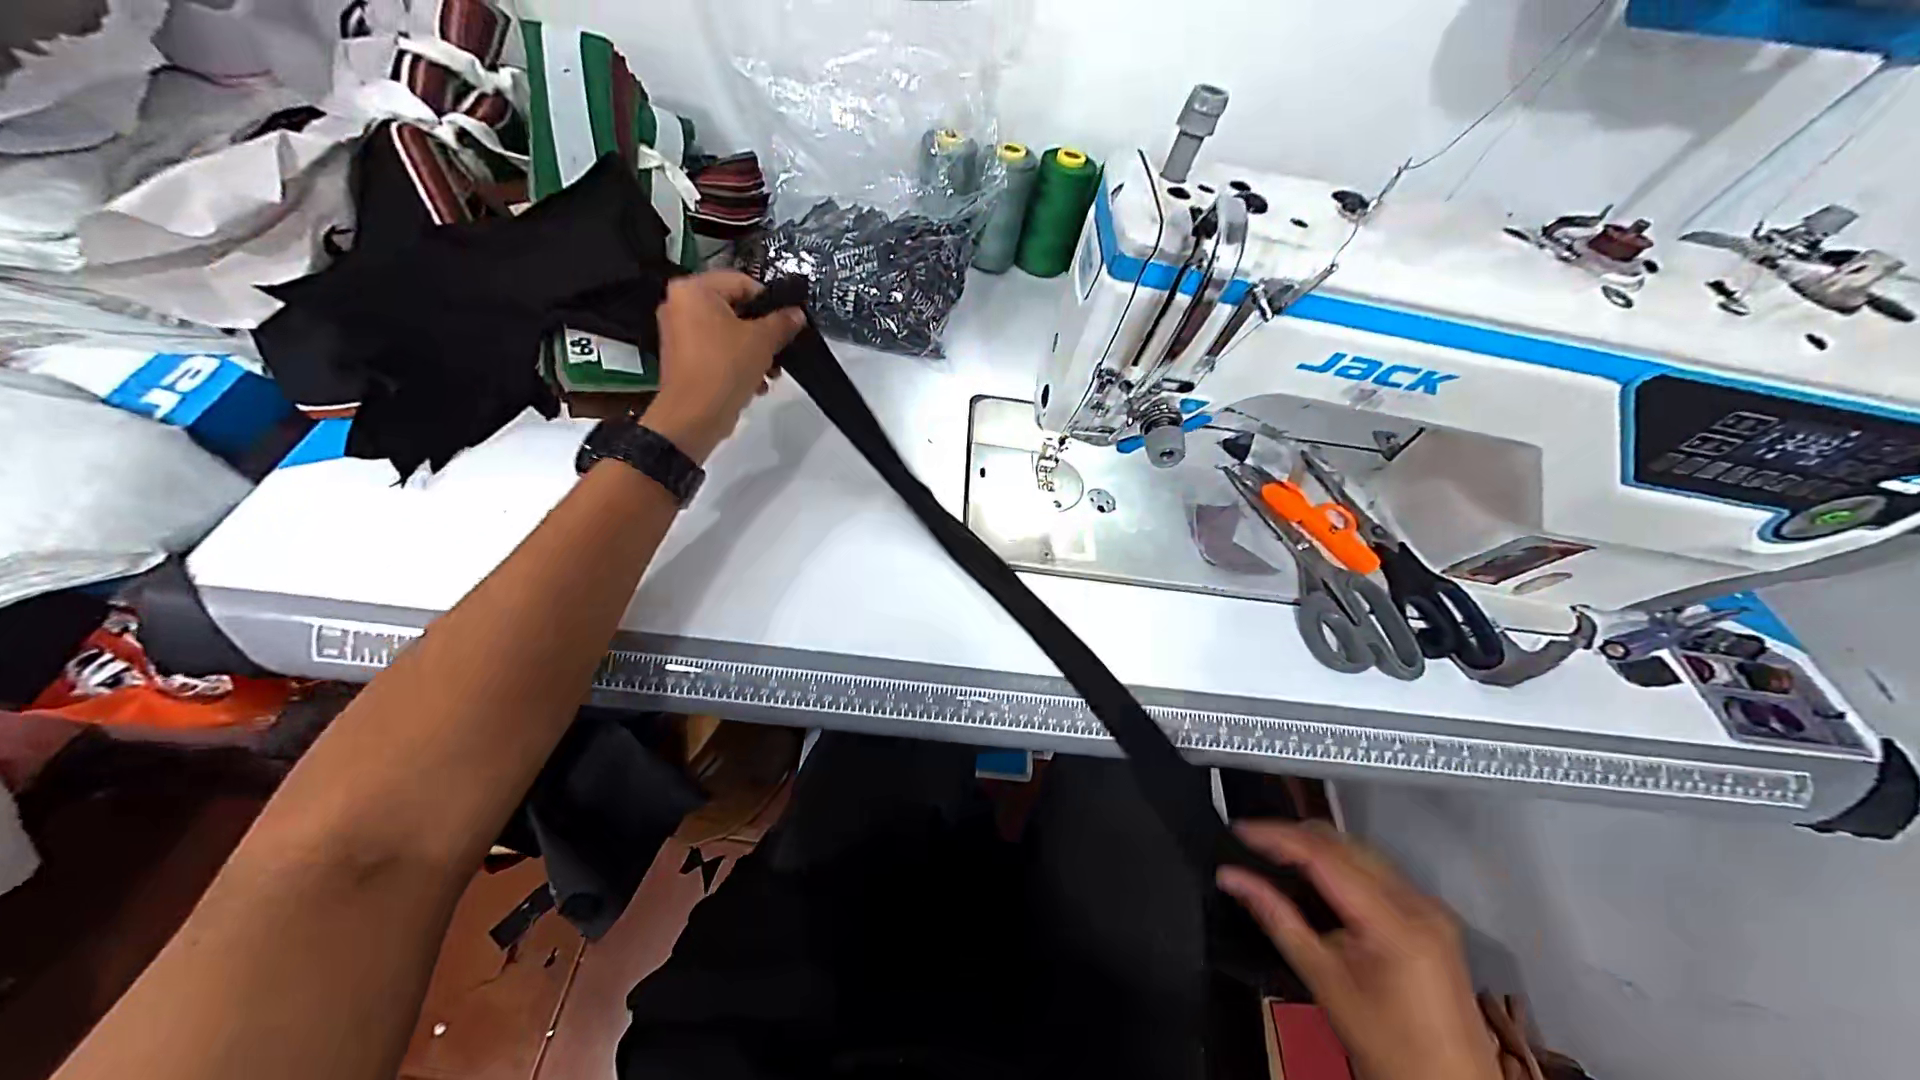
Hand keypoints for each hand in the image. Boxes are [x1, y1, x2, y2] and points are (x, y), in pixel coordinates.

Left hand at [642, 270, 806, 463]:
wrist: (694, 417)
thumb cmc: (725, 369)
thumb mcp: (763, 341)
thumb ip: (783, 322)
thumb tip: (796, 314)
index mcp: (693, 290)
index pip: (742, 282)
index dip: (770, 301)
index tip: (788, 321)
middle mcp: (680, 305)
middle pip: (735, 309)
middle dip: (763, 332)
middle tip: (781, 349)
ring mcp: (679, 333)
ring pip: (728, 333)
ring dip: (755, 351)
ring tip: (772, 373)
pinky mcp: (683, 359)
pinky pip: (717, 351)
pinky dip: (737, 362)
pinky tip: (756, 382)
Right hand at [1218, 822, 1498, 1079]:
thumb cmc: (1387, 1047)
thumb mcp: (1324, 982)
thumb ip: (1277, 919)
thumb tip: (1231, 877)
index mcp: (1394, 922)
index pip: (1324, 855)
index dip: (1277, 836)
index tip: (1239, 831)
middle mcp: (1418, 902)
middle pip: (1344, 845)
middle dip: (1294, 836)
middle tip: (1251, 843)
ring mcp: (1430, 907)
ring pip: (1361, 852)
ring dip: (1317, 846)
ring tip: (1274, 854)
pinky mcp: (1432, 916)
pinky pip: (1378, 871)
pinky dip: (1340, 864)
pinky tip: (1315, 876)